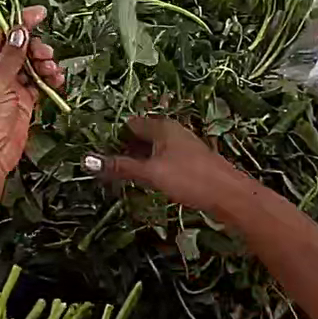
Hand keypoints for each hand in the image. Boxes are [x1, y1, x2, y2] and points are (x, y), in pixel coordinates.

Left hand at [0, 6, 63, 175]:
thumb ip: (11, 55)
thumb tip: (20, 30)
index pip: (0, 35)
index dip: (19, 23)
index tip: (39, 14)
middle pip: (19, 48)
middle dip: (35, 48)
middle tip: (45, 54)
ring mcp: (9, 87)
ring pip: (31, 65)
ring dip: (44, 63)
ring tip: (52, 70)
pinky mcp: (23, 101)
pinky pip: (40, 83)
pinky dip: (49, 79)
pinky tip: (57, 80)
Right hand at [87, 117, 266, 219]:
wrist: (229, 194)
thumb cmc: (190, 178)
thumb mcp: (151, 173)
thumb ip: (121, 167)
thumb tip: (88, 159)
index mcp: (163, 127)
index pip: (132, 124)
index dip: (114, 135)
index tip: (96, 149)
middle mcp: (174, 132)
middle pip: (143, 135)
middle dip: (125, 148)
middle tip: (105, 165)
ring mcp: (184, 146)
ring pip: (155, 149)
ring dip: (139, 160)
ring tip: (121, 176)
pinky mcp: (192, 162)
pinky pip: (165, 159)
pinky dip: (152, 167)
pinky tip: (148, 181)